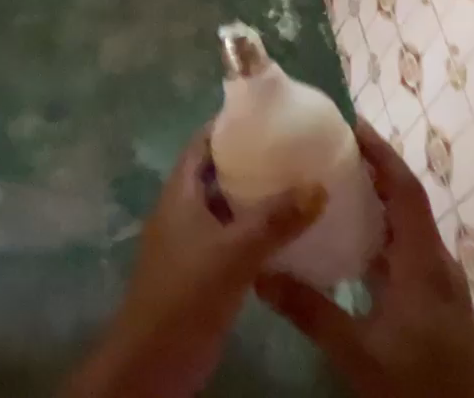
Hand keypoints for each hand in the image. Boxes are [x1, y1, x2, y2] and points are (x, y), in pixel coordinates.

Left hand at [63, 125, 326, 397]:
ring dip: (258, 195)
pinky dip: (260, 229)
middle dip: (252, 158)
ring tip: (302, 182)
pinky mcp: (207, 269)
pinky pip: (236, 237)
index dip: (230, 125)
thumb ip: (274, 220)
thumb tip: (317, 184)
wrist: (156, 359)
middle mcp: (185, 208)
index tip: (269, 113)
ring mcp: (195, 240)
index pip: (204, 143)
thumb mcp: (233, 253)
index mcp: (181, 192)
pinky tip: (293, 232)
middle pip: (218, 171)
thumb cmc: (186, 293)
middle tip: (296, 147)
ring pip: (229, 205)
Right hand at [255, 120, 473, 397]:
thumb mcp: (359, 352)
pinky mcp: (435, 304)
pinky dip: (378, 234)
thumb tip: (258, 273)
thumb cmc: (420, 386)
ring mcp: (439, 285)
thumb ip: (310, 311)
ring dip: (375, 202)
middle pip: (406, 202)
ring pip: (406, 228)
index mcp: (423, 263)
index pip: (404, 190)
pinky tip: (349, 243)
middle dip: (372, 170)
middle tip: (329, 149)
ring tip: (332, 184)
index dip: (381, 153)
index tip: (351, 124)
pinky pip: (405, 251)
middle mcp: (435, 263)